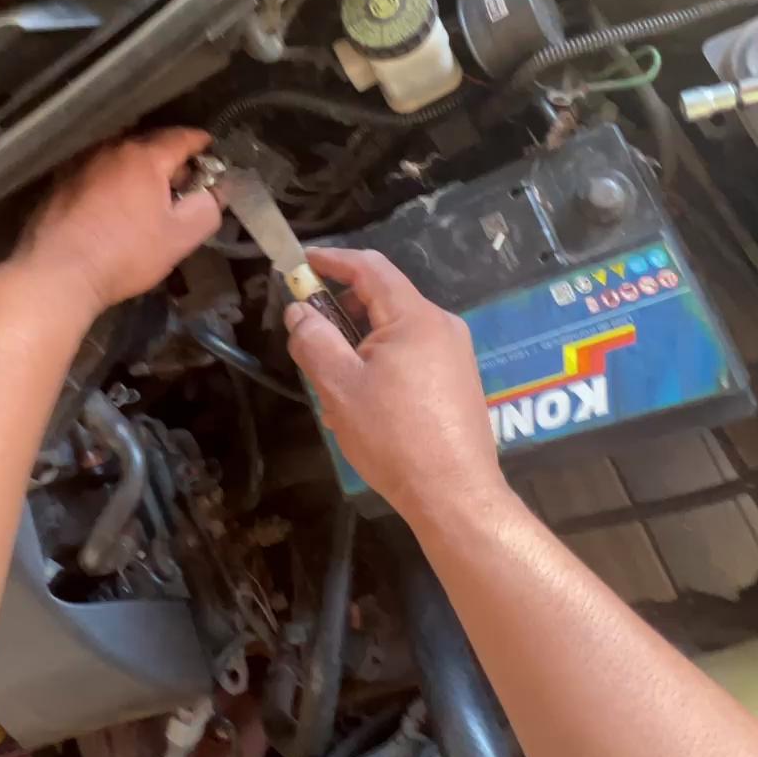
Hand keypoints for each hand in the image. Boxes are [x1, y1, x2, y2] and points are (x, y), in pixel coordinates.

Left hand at [17, 128, 221, 311]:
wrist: (58, 273)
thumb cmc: (125, 254)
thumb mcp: (179, 238)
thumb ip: (206, 210)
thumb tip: (214, 193)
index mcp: (143, 157)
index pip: (180, 137)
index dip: (199, 142)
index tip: (210, 148)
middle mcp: (109, 150)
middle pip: (148, 143)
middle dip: (169, 157)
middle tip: (183, 180)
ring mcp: (79, 164)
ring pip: (119, 156)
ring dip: (137, 168)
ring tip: (147, 191)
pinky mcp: (59, 183)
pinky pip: (96, 171)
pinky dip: (111, 178)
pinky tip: (113, 202)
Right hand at [283, 248, 504, 519]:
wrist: (456, 497)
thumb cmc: (394, 437)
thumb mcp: (340, 386)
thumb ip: (314, 339)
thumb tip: (299, 310)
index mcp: (415, 317)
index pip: (370, 267)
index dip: (332, 259)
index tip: (301, 263)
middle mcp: (441, 325)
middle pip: (384, 297)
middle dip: (341, 306)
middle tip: (309, 329)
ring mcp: (455, 353)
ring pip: (395, 329)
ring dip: (358, 338)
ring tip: (332, 374)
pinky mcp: (457, 380)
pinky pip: (412, 353)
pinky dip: (380, 358)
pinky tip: (363, 398)